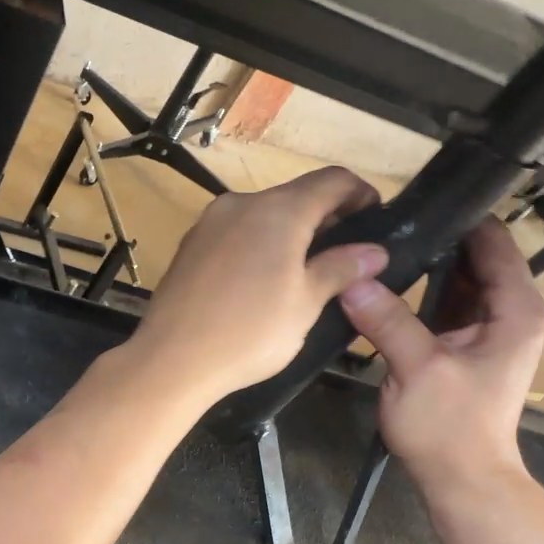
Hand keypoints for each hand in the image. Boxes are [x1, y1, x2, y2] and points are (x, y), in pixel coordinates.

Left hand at [122, 167, 388, 403]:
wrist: (169, 363)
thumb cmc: (247, 333)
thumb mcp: (305, 304)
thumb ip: (340, 269)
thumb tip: (374, 252)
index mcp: (278, 210)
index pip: (332, 181)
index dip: (360, 194)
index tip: (374, 217)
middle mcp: (239, 205)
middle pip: (293, 196)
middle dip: (322, 217)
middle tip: (341, 252)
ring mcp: (206, 226)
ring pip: (259, 217)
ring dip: (285, 234)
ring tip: (301, 270)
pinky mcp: (185, 250)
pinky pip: (231, 237)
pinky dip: (253, 247)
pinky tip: (258, 281)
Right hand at [338, 216, 543, 492]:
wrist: (462, 477)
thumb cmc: (450, 425)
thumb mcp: (415, 368)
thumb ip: (386, 320)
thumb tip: (352, 280)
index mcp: (515, 308)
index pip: (493, 242)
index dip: (459, 220)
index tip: (413, 206)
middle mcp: (509, 312)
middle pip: (475, 259)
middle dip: (435, 243)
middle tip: (385, 229)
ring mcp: (488, 331)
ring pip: (456, 284)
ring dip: (425, 271)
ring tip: (380, 252)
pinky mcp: (464, 349)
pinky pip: (444, 308)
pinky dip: (420, 298)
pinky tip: (386, 290)